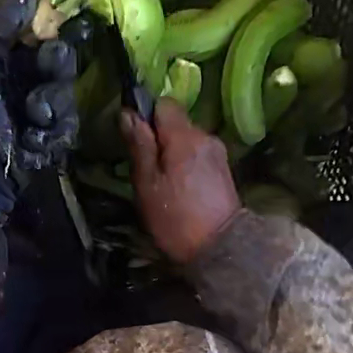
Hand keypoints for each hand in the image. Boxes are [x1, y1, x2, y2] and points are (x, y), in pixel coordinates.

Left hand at [0, 0, 77, 211]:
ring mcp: (38, 105)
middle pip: (61, 53)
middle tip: (46, 66)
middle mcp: (21, 73)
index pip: (37, 22)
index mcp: (0, 47)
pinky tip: (32, 140)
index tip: (56, 14)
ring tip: (31, 117)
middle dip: (56, 62)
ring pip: (68, 89)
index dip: (50, 17)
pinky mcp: (51, 136)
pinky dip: (52, 131)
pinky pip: (70, 122)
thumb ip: (2, 8)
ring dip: (51, 101)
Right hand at [122, 99, 240, 264]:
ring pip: (187, 140)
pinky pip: (198, 155)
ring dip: (173, 153)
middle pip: (176, 123)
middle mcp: (206, 136)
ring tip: (162, 182)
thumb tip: (128, 112)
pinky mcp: (223, 169)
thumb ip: (139, 145)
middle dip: (159, 138)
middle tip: (145, 168)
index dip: (147, 115)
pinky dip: (186, 164)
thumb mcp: (147, 184)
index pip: (164, 103)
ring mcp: (218, 153)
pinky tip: (180, 187)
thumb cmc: (175, 218)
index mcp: (185, 136)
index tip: (136, 138)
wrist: (220, 249)